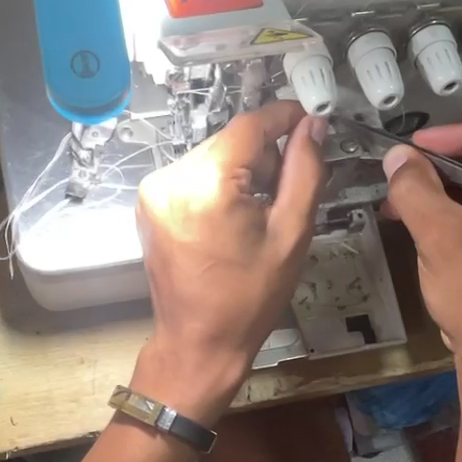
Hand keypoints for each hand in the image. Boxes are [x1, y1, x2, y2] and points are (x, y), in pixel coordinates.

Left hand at [132, 101, 327, 424]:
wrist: (199, 343)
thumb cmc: (248, 299)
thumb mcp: (291, 234)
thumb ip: (305, 172)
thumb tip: (312, 127)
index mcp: (205, 185)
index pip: (249, 125)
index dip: (284, 118)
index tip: (310, 121)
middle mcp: (170, 179)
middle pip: (230, 140)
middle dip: (263, 156)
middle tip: (287, 189)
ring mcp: (154, 192)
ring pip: (213, 156)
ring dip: (241, 171)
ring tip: (259, 212)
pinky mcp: (150, 205)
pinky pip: (194, 176)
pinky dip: (219, 185)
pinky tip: (233, 218)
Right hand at [382, 112, 461, 387]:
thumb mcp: (441, 239)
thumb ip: (416, 189)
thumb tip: (396, 156)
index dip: (460, 132)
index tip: (416, 146)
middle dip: (450, 156)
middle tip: (408, 165)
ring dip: (448, 181)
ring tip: (404, 191)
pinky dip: (459, 203)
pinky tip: (420, 212)